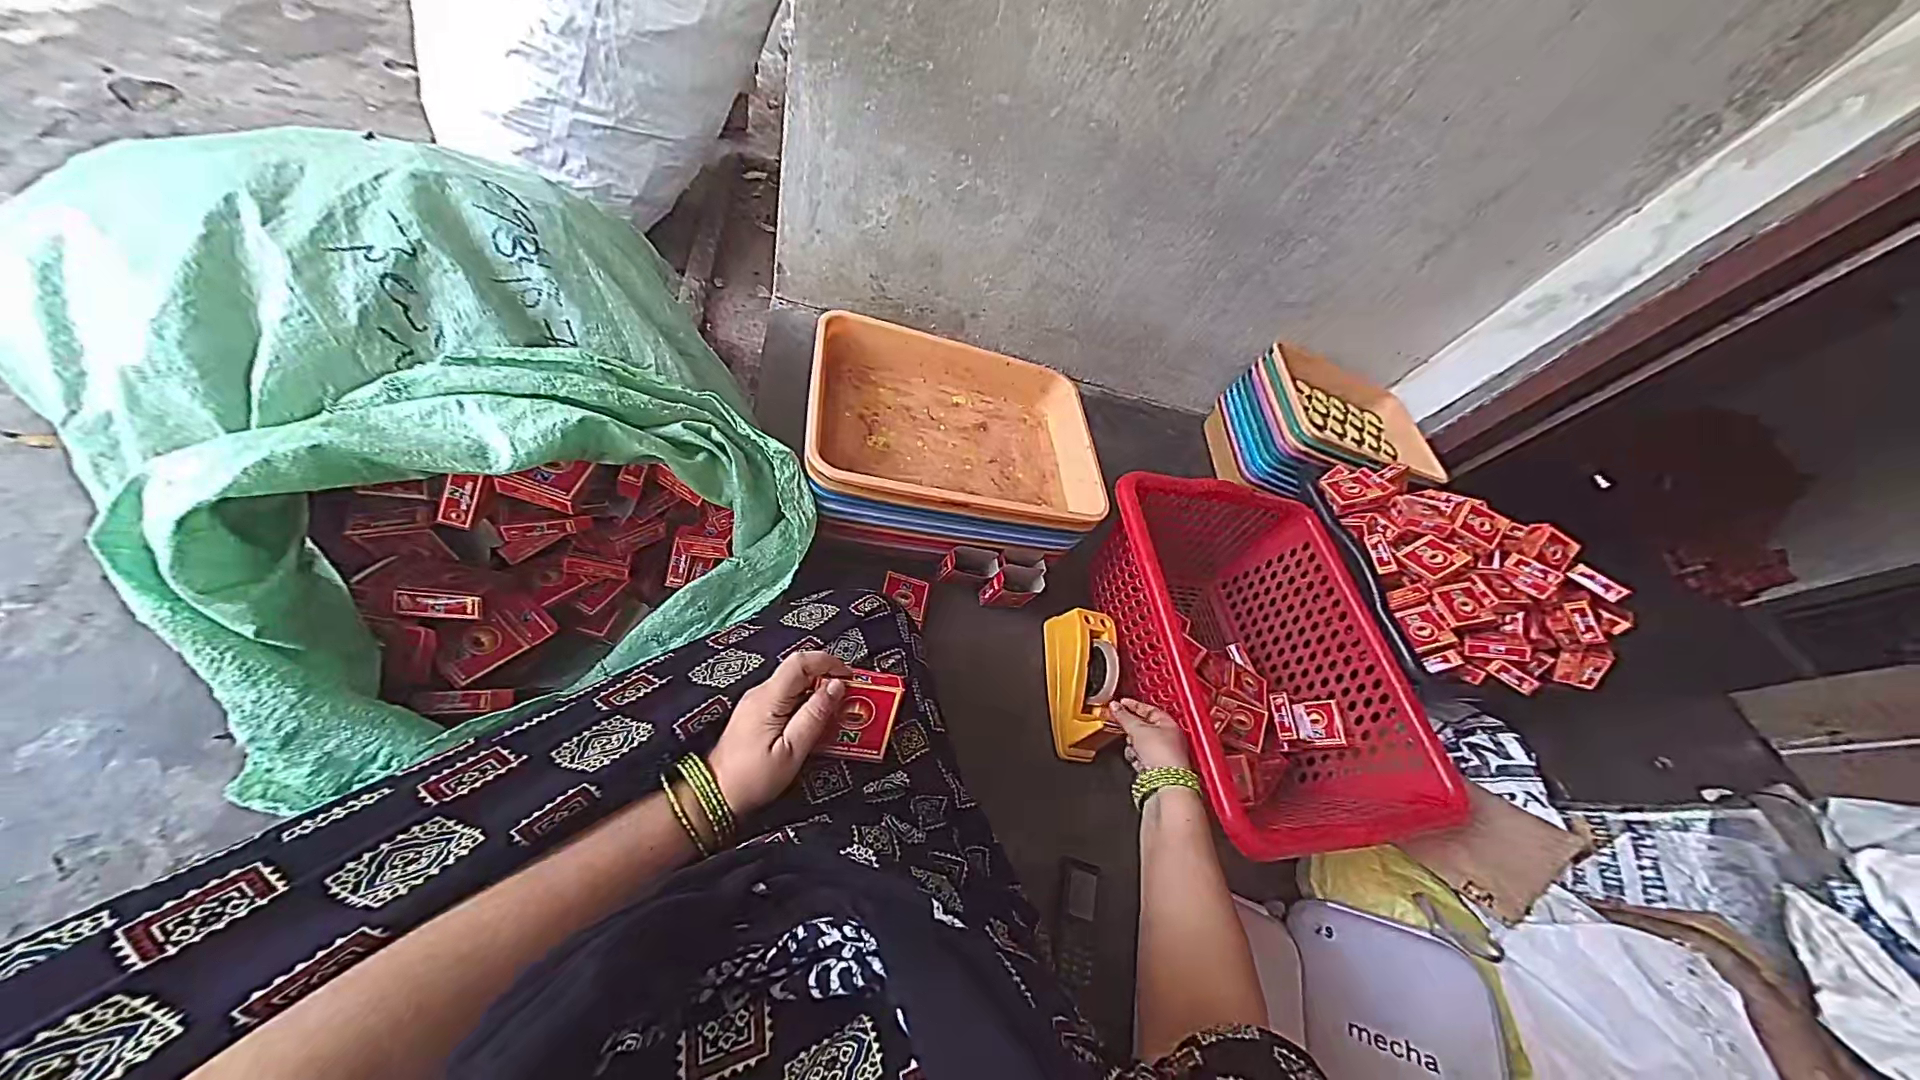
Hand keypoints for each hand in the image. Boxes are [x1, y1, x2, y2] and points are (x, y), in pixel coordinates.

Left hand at [707, 651, 853, 814]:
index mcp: (769, 698)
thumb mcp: (792, 751)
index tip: (849, 678)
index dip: (829, 662)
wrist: (715, 795)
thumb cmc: (752, 779)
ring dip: (818, 694)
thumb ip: (815, 716)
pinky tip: (814, 725)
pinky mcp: (756, 713)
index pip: (801, 661)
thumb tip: (836, 687)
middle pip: (800, 670)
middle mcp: (761, 693)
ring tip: (833, 716)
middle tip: (846, 700)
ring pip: (795, 684)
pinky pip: (787, 698)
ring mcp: (757, 702)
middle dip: (827, 680)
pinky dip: (805, 704)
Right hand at [1111, 698, 1191, 772]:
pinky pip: (1141, 757)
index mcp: (1169, 724)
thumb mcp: (1138, 729)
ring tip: (1135, 749)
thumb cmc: (1162, 754)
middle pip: (1143, 727)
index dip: (1133, 705)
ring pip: (1140, 744)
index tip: (1121, 703)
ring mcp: (1162, 753)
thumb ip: (1124, 716)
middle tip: (1124, 728)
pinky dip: (1137, 758)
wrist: (1164, 781)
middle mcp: (1168, 738)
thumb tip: (1115, 706)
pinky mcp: (1156, 767)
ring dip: (1134, 746)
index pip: (1148, 709)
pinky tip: (1138, 761)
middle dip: (1132, 730)